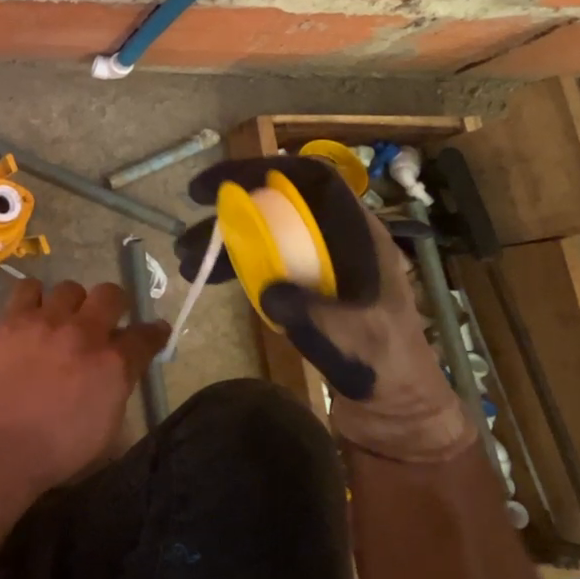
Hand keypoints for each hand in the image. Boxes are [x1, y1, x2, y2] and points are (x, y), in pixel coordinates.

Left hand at [0, 280, 168, 501]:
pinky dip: (34, 297)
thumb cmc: (57, 451)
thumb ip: (117, 388)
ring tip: (62, 319)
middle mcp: (84, 333)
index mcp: (114, 364)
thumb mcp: (107, 428)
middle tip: (105, 319)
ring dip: (72, 303)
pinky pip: (28, 288)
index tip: (154, 332)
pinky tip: (32, 313)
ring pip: (69, 288)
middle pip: (111, 295)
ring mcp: (47, 321)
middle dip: (115, 305)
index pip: (146, 336)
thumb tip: (119, 369)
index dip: (153, 333)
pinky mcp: (13, 319)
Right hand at [177, 153, 473, 461]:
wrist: (393, 407)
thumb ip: (316, 314)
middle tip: (188, 226)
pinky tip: (207, 277)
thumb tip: (268, 292)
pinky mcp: (303, 282)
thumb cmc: (386, 367)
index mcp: (356, 235)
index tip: (215, 186)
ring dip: (222, 238)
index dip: (261, 171)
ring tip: (186, 260)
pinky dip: (231, 261)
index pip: (310, 179)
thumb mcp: (357, 341)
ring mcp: (317, 259)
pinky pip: (261, 255)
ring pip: (262, 228)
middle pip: (275, 201)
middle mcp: (334, 237)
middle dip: (228, 209)